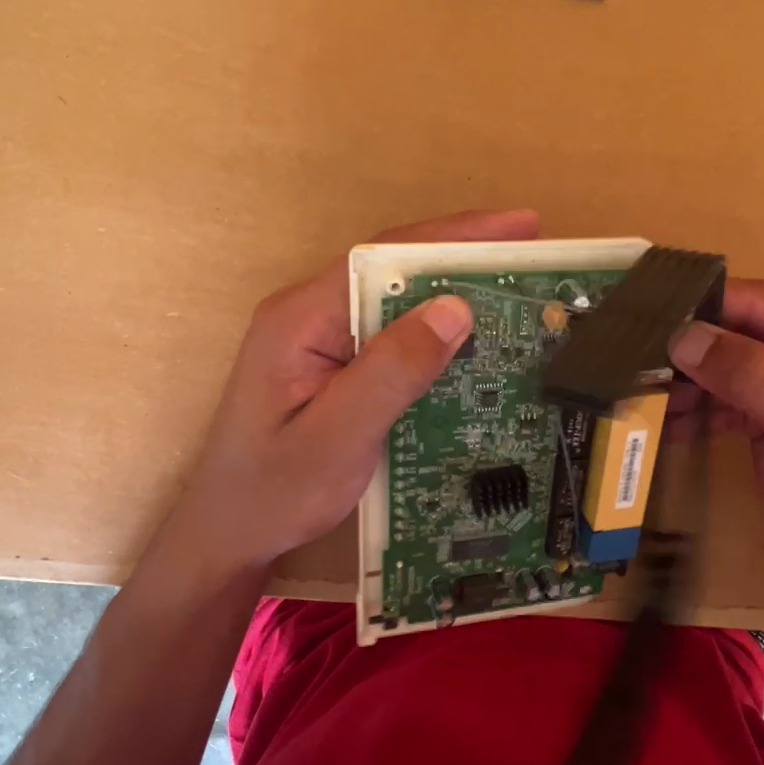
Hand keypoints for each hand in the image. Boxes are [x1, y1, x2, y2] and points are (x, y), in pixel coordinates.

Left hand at [157, 209, 541, 575]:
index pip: (385, 257)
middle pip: (395, 271)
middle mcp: (310, 315)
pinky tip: (475, 344)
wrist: (231, 536)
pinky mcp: (335, 367)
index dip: (455, 238)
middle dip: (464, 260)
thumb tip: (455, 308)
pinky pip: (393, 337)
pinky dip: (437, 335)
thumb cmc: (273, 493)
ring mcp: (321, 340)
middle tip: (533, 257)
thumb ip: (391, 371)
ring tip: (516, 293)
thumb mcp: (337, 437)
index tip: (519, 228)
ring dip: (454, 297)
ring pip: (397, 303)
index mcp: (301, 318)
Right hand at [667, 279, 763, 575]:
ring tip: (638, 396)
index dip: (706, 309)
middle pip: (741, 328)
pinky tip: (662, 424)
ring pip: (726, 361)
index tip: (644, 321)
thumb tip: (685, 335)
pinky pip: (726, 394)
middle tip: (630, 361)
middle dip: (689, 348)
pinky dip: (696, 408)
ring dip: (686, 382)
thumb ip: (756, 378)